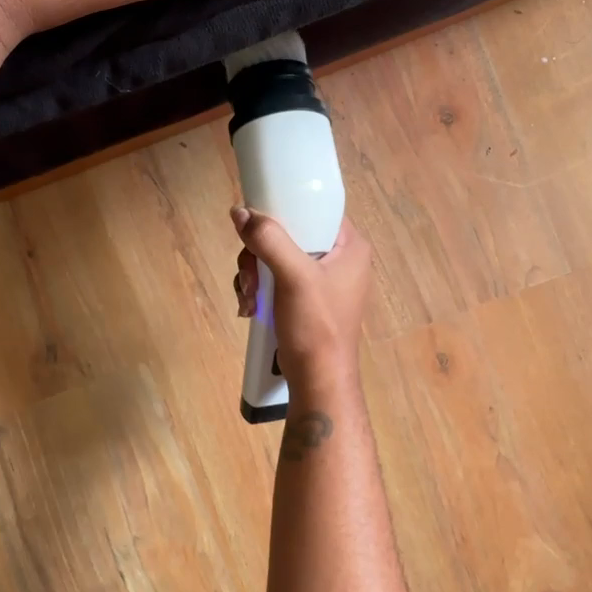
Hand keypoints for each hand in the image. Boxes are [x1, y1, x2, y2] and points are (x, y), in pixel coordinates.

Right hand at [231, 208, 372, 390]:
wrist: (317, 381)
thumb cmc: (315, 326)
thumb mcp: (293, 277)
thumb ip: (269, 240)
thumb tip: (240, 212)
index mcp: (350, 246)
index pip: (315, 210)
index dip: (284, 210)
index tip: (257, 224)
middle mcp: (340, 260)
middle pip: (289, 234)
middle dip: (259, 255)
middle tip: (249, 275)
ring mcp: (323, 282)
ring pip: (276, 258)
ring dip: (254, 275)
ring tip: (248, 298)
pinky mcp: (307, 302)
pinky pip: (276, 280)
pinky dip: (259, 291)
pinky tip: (249, 308)